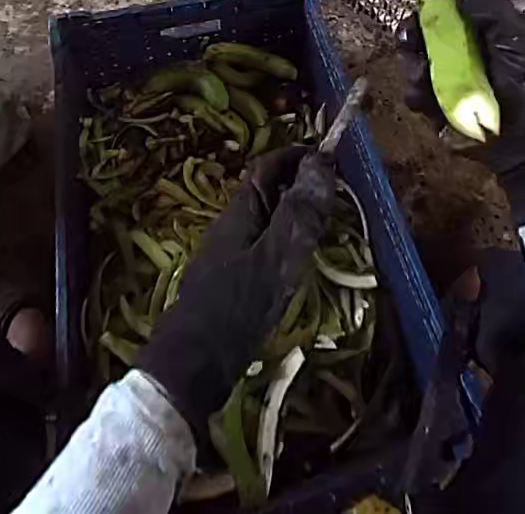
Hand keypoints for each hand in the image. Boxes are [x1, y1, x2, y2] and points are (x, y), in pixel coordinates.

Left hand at [135, 145, 334, 431]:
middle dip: (299, 181)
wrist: (189, 369)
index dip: (297, 155)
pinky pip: (263, 241)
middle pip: (268, 189)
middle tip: (335, 191)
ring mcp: (229, 251)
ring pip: (266, 216)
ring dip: (294, 210)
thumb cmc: (234, 309)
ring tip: (325, 221)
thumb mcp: (276, 258)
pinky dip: (286, 237)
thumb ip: (299, 212)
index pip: (269, 165)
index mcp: (241, 211)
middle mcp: (232, 223)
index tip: (330, 157)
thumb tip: (322, 161)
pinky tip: (299, 259)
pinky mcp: (231, 277)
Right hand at [397, 0, 524, 223]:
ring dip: (412, 60)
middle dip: (407, 26)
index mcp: (472, 19)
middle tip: (409, 32)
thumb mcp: (514, 38)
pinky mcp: (429, 100)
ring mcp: (437, 70)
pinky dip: (418, 91)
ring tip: (426, 71)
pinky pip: (411, 90)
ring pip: (408, 56)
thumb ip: (490, 6)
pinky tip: (431, 99)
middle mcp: (450, 40)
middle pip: (414, 21)